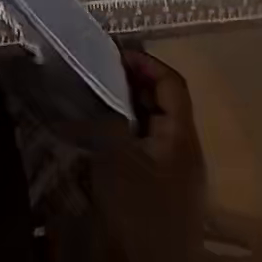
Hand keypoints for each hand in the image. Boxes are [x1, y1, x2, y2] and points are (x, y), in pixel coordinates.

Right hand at [82, 51, 206, 261]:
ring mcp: (164, 176)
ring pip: (142, 124)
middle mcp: (179, 155)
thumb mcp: (115, 153)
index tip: (108, 51)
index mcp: (182, 141)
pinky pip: (130, 147)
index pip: (172, 84)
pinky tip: (80, 128)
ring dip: (115, 105)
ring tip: (79, 91)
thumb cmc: (132, 211)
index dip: (144, 61)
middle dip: (126, 81)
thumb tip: (89, 85)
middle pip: (158, 103)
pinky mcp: (145, 193)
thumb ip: (106, 114)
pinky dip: (110, 130)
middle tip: (88, 66)